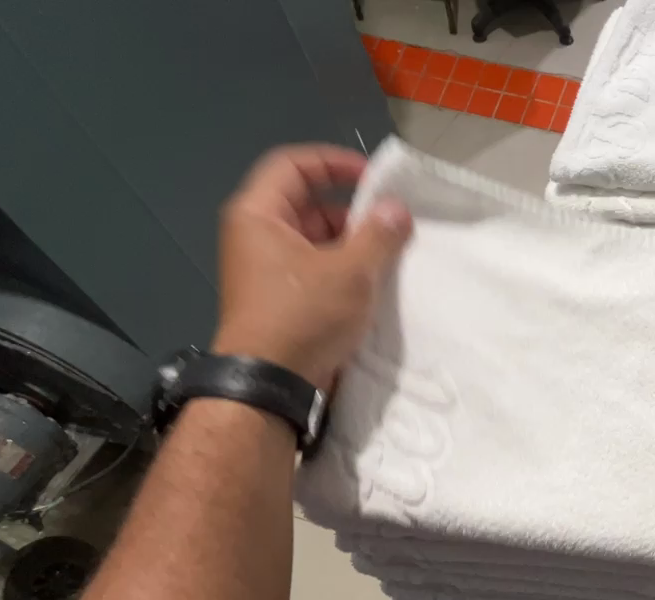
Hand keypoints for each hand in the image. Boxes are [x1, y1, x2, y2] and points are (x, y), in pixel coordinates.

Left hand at [213, 144, 412, 392]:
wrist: (273, 382)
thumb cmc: (304, 316)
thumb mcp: (350, 272)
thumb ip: (378, 236)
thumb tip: (397, 209)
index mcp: (258, 215)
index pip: (294, 166)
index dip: (335, 163)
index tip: (375, 179)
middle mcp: (256, 236)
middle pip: (308, 206)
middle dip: (353, 213)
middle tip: (393, 228)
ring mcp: (268, 272)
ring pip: (317, 243)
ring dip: (354, 248)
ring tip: (391, 261)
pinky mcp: (283, 302)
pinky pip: (318, 273)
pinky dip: (345, 274)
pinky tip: (375, 289)